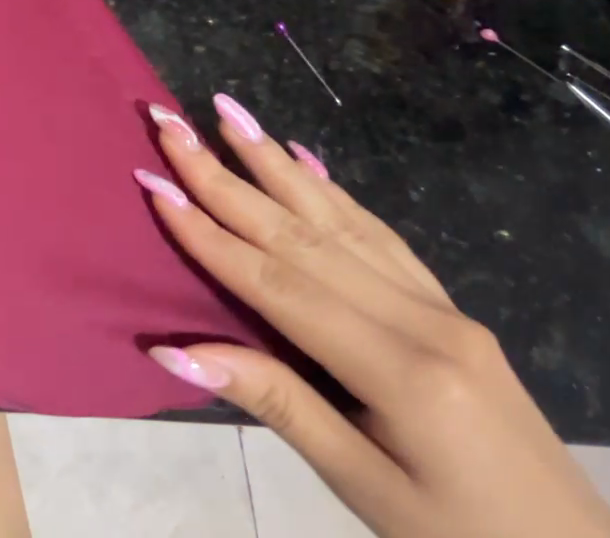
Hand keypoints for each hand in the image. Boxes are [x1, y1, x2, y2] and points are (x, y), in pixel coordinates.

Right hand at [137, 95, 609, 537]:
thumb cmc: (457, 534)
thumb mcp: (361, 484)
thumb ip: (274, 404)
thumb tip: (172, 349)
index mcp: (399, 367)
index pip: (277, 283)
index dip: (207, 233)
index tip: (152, 180)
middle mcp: (422, 320)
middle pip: (301, 235)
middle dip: (225, 175)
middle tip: (171, 123)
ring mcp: (442, 309)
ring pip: (339, 221)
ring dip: (274, 162)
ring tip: (228, 114)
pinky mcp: (450, 313)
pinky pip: (381, 237)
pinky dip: (334, 193)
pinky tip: (305, 162)